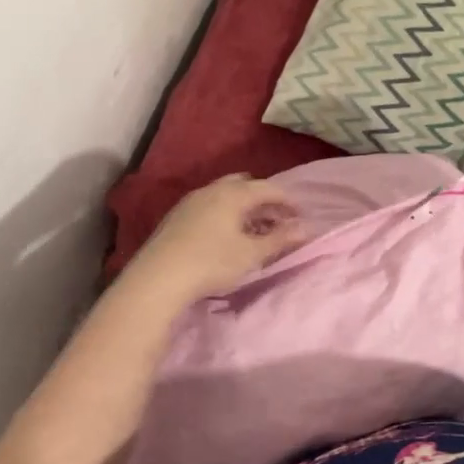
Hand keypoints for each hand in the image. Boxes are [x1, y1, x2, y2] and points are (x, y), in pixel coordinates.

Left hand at [121, 173, 307, 304]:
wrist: (158, 277)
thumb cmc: (212, 262)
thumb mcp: (251, 254)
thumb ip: (280, 239)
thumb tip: (305, 228)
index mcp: (232, 194)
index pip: (267, 188)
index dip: (286, 200)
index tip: (299, 215)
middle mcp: (211, 190)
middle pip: (244, 185)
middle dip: (263, 199)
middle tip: (276, 218)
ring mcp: (190, 202)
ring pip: (224, 194)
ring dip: (242, 206)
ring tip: (253, 228)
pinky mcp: (176, 217)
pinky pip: (209, 205)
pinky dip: (224, 212)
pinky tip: (225, 234)